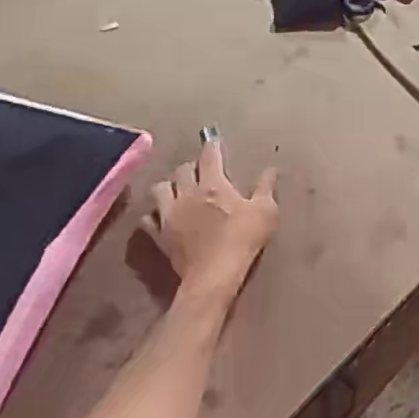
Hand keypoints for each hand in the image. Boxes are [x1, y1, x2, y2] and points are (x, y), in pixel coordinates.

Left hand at [146, 141, 277, 300]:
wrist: (213, 276)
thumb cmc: (243, 239)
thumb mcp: (265, 211)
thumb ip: (265, 187)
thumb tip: (270, 169)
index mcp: (214, 185)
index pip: (209, 156)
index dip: (212, 146)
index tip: (214, 141)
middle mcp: (187, 194)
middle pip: (182, 169)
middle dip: (192, 166)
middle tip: (201, 171)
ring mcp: (169, 215)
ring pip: (160, 189)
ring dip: (170, 186)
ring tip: (179, 190)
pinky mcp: (159, 235)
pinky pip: (148, 218)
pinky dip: (155, 214)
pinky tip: (164, 216)